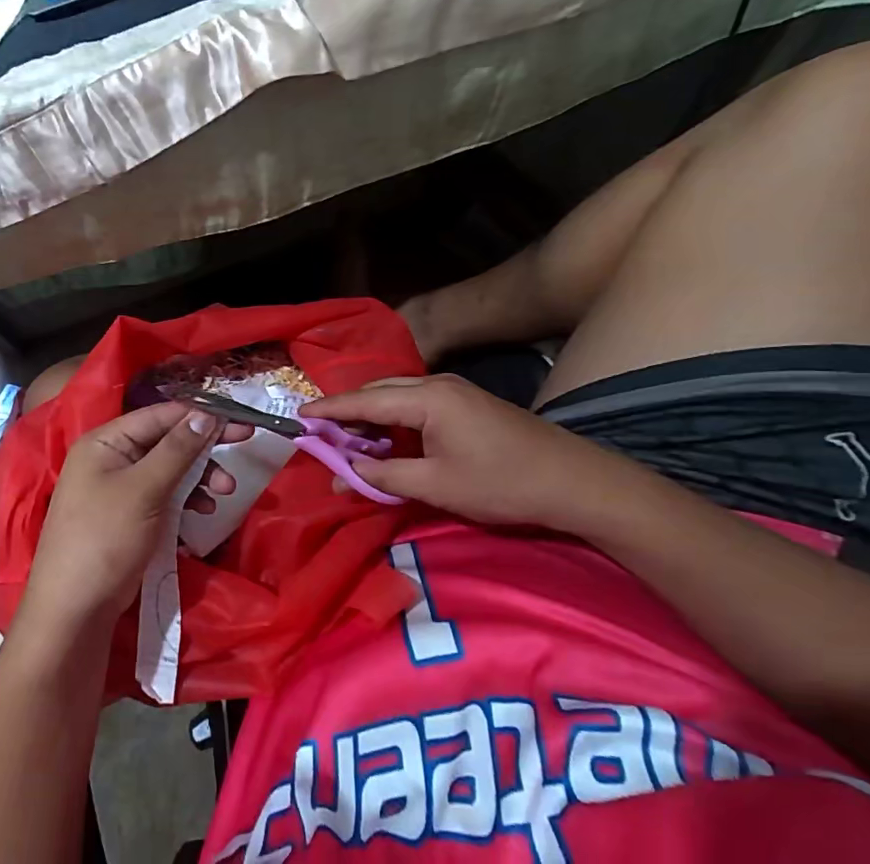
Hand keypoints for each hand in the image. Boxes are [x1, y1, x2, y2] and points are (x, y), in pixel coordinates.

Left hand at [22, 403, 251, 631]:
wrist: (75, 610)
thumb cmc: (105, 539)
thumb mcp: (145, 489)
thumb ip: (178, 449)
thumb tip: (206, 414)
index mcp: (105, 442)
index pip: (160, 415)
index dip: (200, 415)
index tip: (238, 420)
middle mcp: (111, 457)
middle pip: (168, 440)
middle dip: (205, 447)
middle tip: (244, 441)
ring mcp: (120, 487)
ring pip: (171, 468)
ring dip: (200, 475)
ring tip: (225, 491)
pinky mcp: (131, 513)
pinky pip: (166, 493)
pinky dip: (188, 498)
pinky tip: (203, 512)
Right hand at [299, 375, 647, 535]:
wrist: (570, 479)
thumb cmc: (501, 483)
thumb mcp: (436, 485)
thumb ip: (385, 475)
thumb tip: (345, 474)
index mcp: (428, 398)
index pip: (365, 400)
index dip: (331, 410)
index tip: (299, 417)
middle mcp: (438, 384)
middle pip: (380, 391)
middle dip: (349, 413)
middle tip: (320, 436)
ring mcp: (456, 391)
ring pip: (399, 397)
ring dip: (372, 418)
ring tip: (348, 442)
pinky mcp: (467, 404)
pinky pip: (418, 404)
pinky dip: (395, 421)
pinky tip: (388, 441)